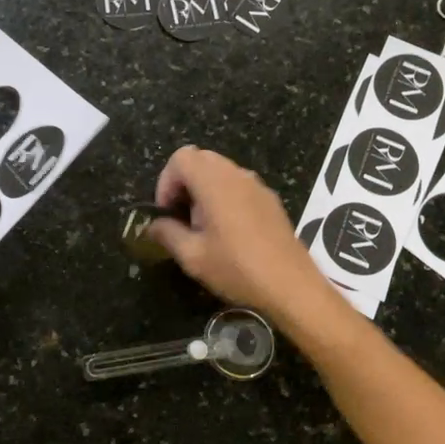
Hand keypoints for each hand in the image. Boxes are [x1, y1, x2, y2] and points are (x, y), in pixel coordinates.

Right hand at [145, 146, 335, 320]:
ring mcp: (256, 185)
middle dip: (184, 182)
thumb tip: (153, 225)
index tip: (167, 211)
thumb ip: (168, 234)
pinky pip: (239, 184)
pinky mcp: (270, 199)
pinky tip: (229, 231)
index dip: (166, 181)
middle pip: (200, 159)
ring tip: (204, 226)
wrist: (291, 286)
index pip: (181, 158)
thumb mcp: (193, 257)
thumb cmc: (237, 269)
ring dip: (204, 189)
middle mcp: (236, 175)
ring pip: (220, 170)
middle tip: (181, 216)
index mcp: (214, 183)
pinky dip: (224, 196)